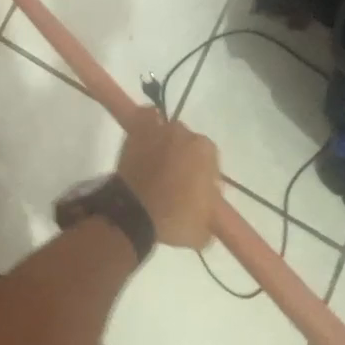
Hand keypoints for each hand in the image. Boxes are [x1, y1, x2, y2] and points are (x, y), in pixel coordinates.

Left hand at [114, 107, 219, 248]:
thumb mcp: (204, 229)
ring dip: (168, 143)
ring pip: (170, 131)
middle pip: (190, 145)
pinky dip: (150, 121)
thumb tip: (205, 207)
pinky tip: (149, 135)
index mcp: (205, 152)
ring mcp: (159, 128)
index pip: (210, 162)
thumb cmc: (173, 219)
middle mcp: (184, 133)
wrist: (134, 211)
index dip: (204, 177)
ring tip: (159, 164)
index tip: (197, 192)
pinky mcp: (138, 128)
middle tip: (178, 180)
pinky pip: (148, 115)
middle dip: (187, 160)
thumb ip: (209, 211)